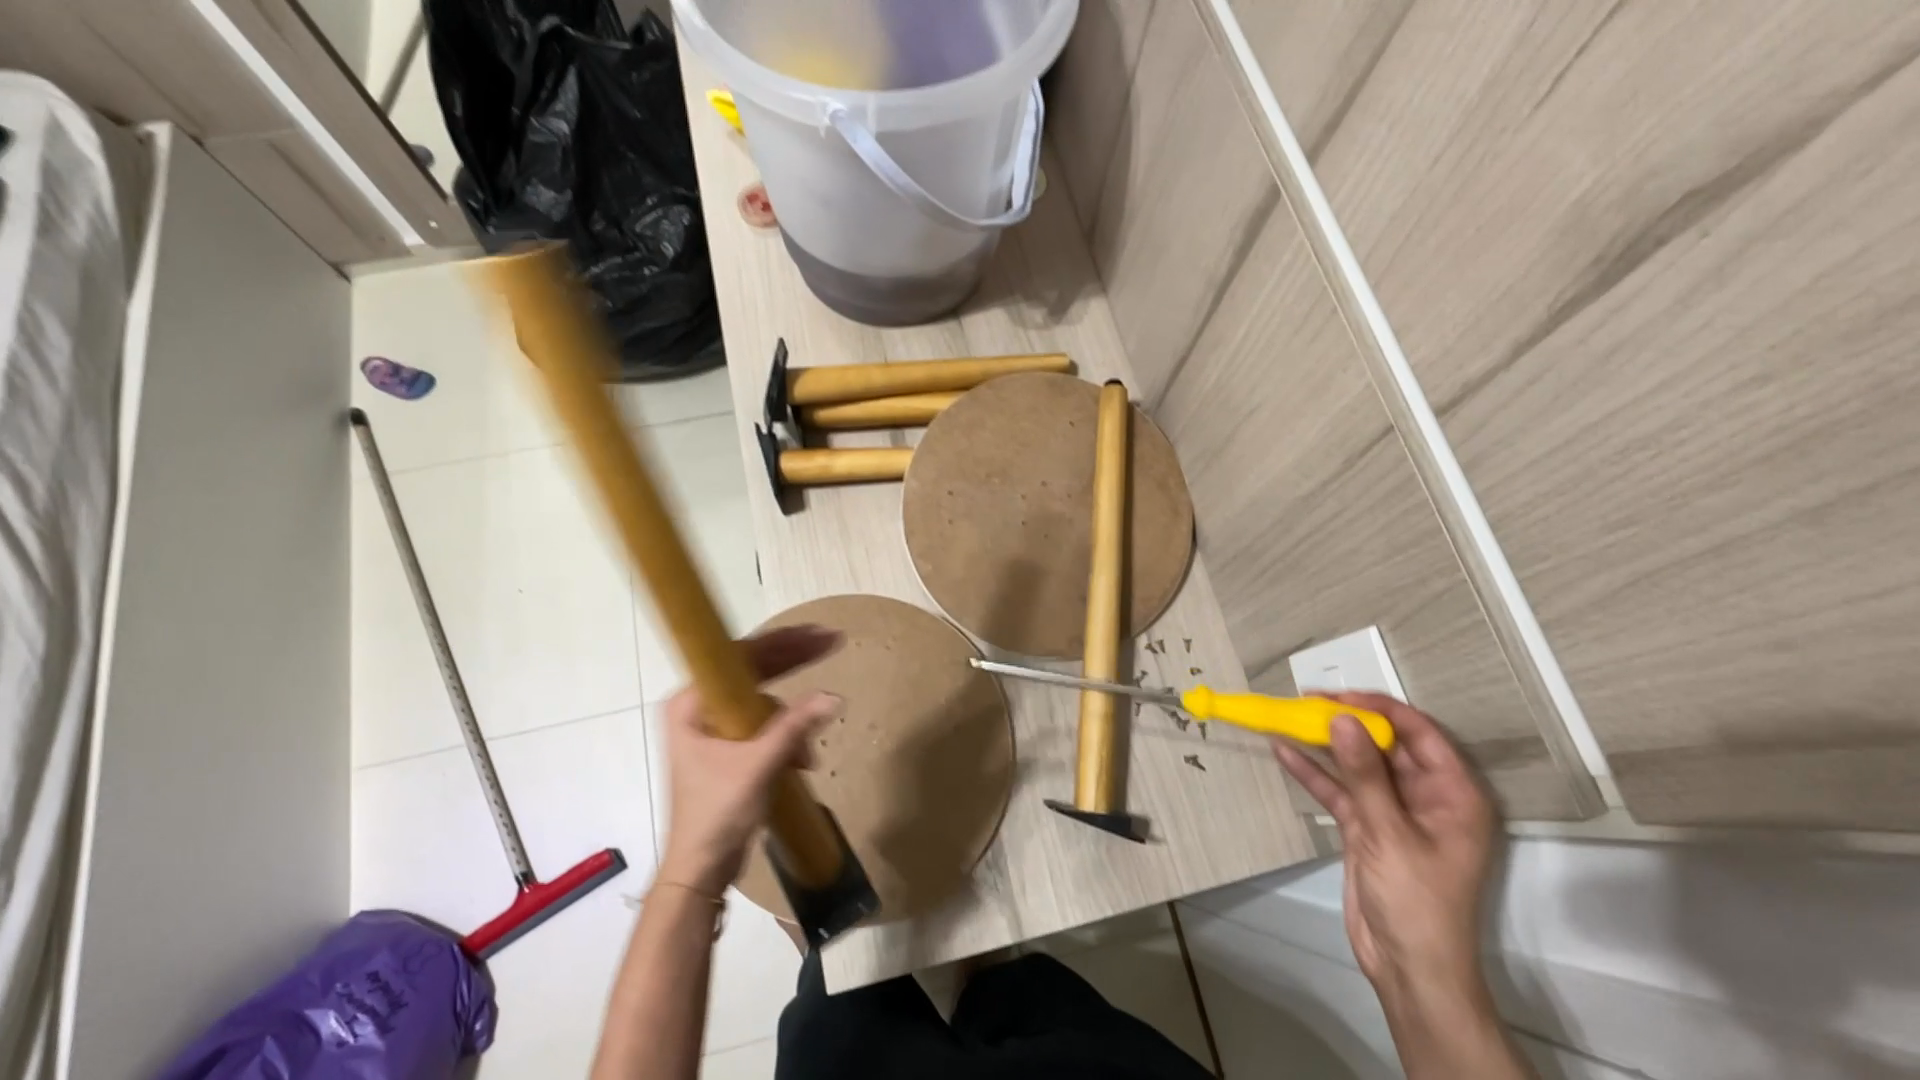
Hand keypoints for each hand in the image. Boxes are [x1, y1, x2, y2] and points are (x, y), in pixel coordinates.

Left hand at [657, 625, 842, 895]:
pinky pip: (764, 726)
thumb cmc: (716, 813)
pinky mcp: (728, 749)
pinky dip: (788, 736)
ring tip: (810, 752)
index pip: (737, 656)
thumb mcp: (757, 766)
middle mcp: (699, 708)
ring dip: (793, 719)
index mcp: (691, 704)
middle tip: (831, 643)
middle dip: (793, 662)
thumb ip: (794, 727)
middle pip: (752, 671)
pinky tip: (803, 760)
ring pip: (762, 701)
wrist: (701, 868)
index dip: (779, 642)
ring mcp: (713, 728)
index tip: (815, 634)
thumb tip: (833, 696)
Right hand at [1272, 692, 1497, 1004]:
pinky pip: (1340, 790)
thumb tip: (1342, 719)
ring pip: (1357, 764)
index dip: (1378, 708)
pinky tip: (1283, 751)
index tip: (1336, 697)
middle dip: (1346, 722)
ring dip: (1324, 744)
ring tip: (1287, 716)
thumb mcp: (1390, 834)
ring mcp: (1394, 811)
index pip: (1418, 732)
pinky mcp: (1367, 828)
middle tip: (1304, 702)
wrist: (1409, 968)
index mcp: (1454, 793)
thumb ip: (1365, 775)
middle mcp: (1426, 795)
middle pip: (1384, 744)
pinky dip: (1314, 773)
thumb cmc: (1417, 901)